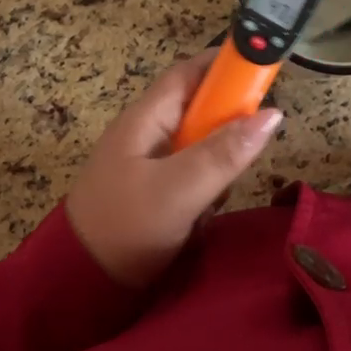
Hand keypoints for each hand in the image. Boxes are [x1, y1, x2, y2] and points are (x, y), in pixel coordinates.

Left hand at [64, 51, 281, 287]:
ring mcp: (148, 164)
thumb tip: (272, 113)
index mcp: (145, 117)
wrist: (78, 284)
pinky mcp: (153, 194)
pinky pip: (192, 176)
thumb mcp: (179, 189)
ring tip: (217, 193)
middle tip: (250, 146)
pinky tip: (204, 214)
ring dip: (218, 164)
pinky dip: (206, 189)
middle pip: (198, 109)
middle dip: (227, 124)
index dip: (224, 66)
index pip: (189, 73)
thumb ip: (224, 153)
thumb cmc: (125, 226)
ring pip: (199, 146)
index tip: (261, 70)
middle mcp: (147, 133)